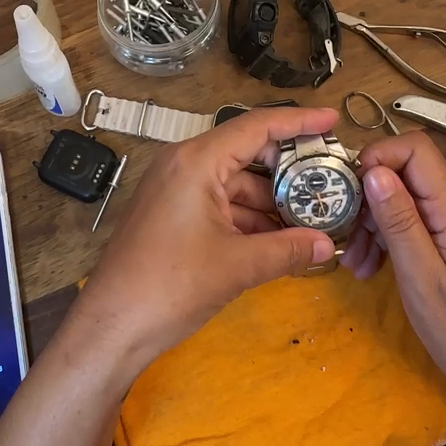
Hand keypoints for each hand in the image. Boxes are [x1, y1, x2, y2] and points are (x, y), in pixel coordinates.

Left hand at [73, 107, 340, 362]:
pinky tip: (278, 240)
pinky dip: (248, 218)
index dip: (297, 121)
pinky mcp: (172, 212)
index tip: (332, 120)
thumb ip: (286, 250)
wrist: (112, 325)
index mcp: (196, 161)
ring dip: (270, 201)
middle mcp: (183, 164)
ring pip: (235, 183)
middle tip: (330, 180)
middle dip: (288, 170)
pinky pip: (219, 203)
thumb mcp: (237, 266)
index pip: (255, 127)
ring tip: (313, 219)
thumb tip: (327, 246)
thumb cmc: (171, 285)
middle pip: (246, 153)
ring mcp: (175, 188)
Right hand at [340, 132, 445, 401]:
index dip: (378, 157)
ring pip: (403, 195)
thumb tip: (373, 171)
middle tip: (348, 238)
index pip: (416, 148)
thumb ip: (400, 223)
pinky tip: (370, 267)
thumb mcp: (424, 282)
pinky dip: (387, 237)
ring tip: (355, 263)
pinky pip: (412, 220)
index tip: (352, 193)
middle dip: (369, 196)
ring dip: (373, 221)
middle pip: (405, 171)